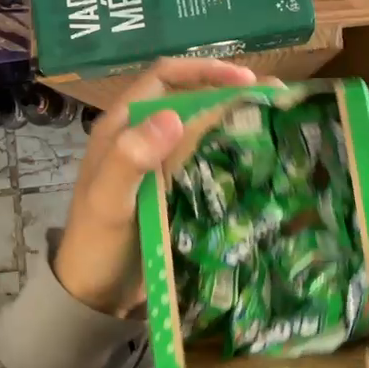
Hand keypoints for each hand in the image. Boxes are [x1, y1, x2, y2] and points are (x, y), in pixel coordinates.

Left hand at [54, 57, 256, 316]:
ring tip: (275, 117)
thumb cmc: (96, 246)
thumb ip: (131, 158)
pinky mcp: (173, 186)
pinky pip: (205, 156)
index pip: (165, 77)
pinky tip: (258, 156)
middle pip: (188, 96)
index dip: (203, 71)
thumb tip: (174, 115)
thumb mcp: (108, 202)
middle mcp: (141, 135)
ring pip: (200, 124)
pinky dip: (230, 147)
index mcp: (122, 126)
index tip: (246, 80)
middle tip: (274, 96)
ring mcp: (158, 161)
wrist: (93, 296)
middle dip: (227, 89)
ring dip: (233, 116)